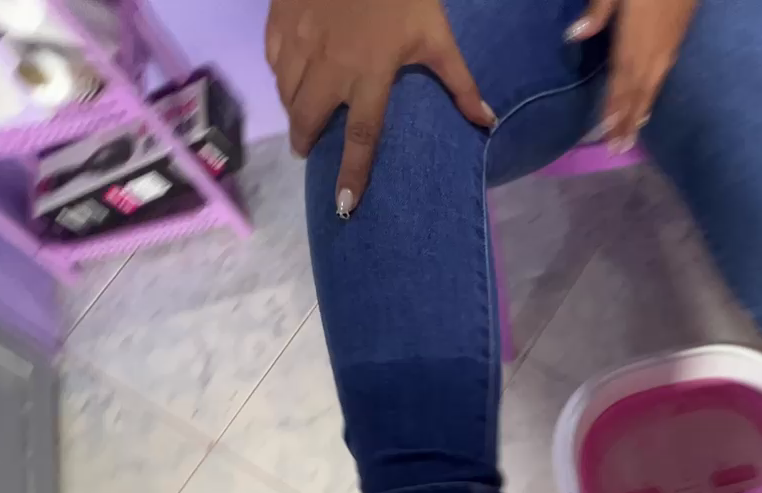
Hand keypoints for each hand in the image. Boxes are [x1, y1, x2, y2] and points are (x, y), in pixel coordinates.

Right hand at [265, 0, 495, 217]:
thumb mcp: (438, 36)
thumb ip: (461, 84)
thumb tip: (488, 123)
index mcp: (369, 74)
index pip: (361, 137)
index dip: (352, 173)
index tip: (344, 204)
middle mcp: (329, 64)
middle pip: (308, 118)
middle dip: (304, 140)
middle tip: (307, 150)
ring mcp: (299, 38)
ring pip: (286, 90)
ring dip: (293, 109)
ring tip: (301, 115)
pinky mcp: (280, 15)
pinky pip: (273, 58)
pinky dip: (280, 74)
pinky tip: (289, 76)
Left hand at [564, 0, 699, 152]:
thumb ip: (599, 10)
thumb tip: (573, 35)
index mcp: (633, 38)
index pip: (620, 82)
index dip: (613, 109)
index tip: (606, 135)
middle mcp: (651, 51)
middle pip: (635, 94)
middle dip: (625, 123)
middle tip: (617, 151)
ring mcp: (666, 49)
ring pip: (650, 90)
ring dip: (638, 116)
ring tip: (629, 140)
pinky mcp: (677, 43)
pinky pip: (661, 79)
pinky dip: (651, 99)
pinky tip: (646, 111)